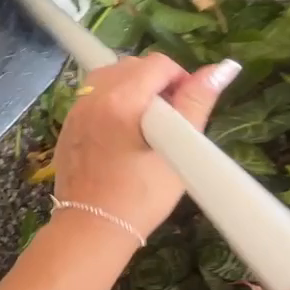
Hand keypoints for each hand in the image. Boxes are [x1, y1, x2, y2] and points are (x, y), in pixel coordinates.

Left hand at [51, 53, 239, 237]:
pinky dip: (110, 103)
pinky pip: (91, 99)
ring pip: (106, 79)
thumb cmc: (141, 194)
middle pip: (128, 67)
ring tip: (147, 123)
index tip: (186, 106)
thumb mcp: (179, 149)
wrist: (92, 225)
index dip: (180, 78)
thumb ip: (196, 103)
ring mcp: (74, 113)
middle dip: (154, 82)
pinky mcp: (66, 128)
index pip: (156, 64)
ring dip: (131, 89)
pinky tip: (123, 134)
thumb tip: (222, 68)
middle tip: (170, 117)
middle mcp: (91, 100)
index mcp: (119, 101)